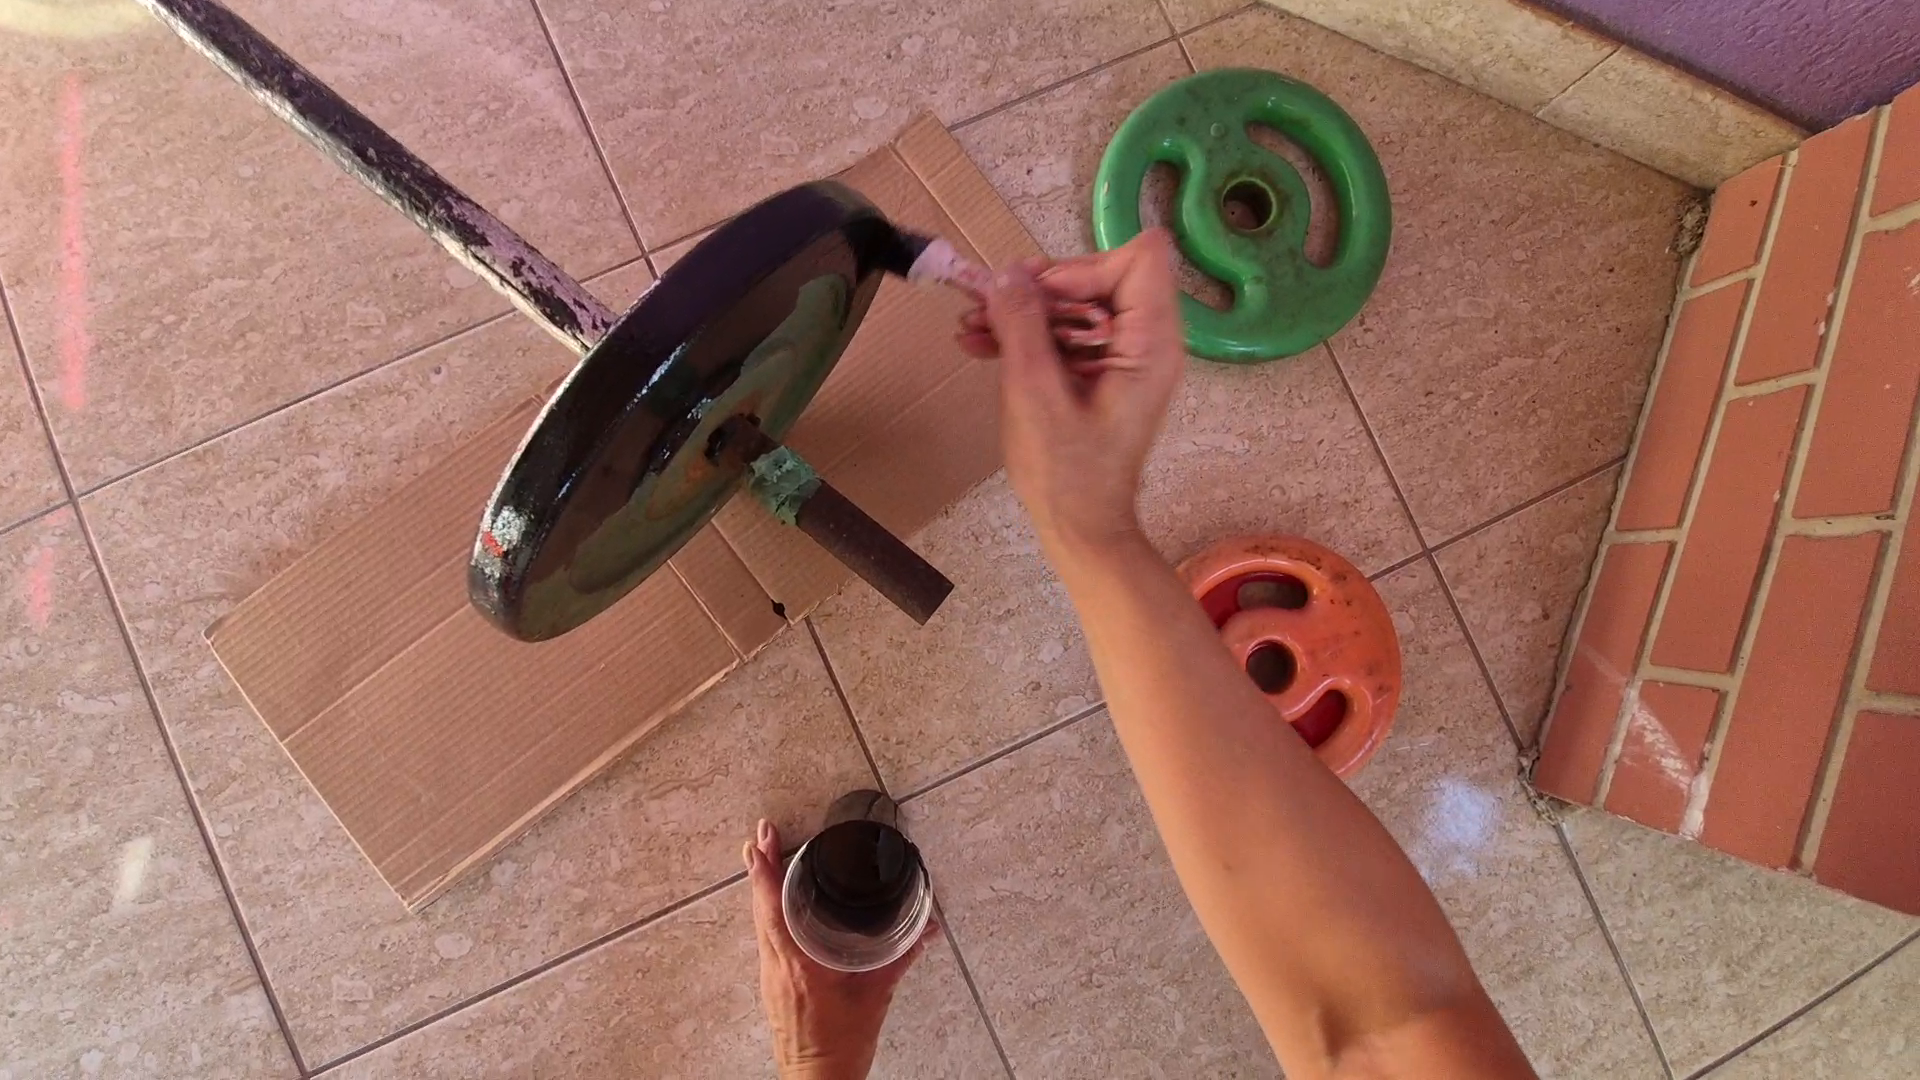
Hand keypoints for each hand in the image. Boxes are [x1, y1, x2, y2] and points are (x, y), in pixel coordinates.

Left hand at [745, 820, 933, 1079]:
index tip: (762, 842)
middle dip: (759, 868)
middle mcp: (778, 966)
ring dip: (759, 885)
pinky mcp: (772, 982)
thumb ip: (901, 957)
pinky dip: (765, 907)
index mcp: (800, 964)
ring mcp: (771, 974)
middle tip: (762, 833)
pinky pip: (764, 934)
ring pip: (760, 920)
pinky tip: (770, 896)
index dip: (765, 874)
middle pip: (761, 908)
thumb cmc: (843, 1044)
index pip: (774, 910)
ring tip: (760, 854)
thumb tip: (929, 928)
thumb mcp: (876, 996)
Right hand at [957, 230, 1185, 560]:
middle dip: (1039, 290)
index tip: (1037, 299)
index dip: (1081, 268)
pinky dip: (1029, 338)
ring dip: (1023, 313)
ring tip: (970, 325)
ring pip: (1076, 307)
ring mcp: (1124, 361)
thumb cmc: (1064, 471)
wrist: (1079, 527)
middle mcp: (1147, 343)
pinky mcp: (1102, 377)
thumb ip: (1022, 325)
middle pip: (1100, 278)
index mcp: (1150, 344)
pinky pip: (1068, 338)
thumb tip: (1007, 273)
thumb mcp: (1035, 393)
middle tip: (987, 304)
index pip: (1137, 259)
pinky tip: (980, 343)